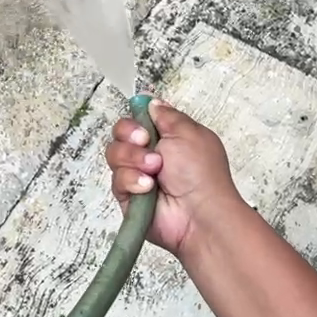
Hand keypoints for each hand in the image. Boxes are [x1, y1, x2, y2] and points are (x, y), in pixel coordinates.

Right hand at [104, 99, 245, 257]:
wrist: (198, 213)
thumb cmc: (201, 174)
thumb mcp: (189, 133)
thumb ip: (167, 115)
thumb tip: (151, 103)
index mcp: (166, 137)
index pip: (137, 119)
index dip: (136, 120)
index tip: (146, 128)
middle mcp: (149, 154)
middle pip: (120, 134)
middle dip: (130, 136)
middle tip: (146, 144)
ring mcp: (137, 174)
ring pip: (114, 154)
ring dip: (133, 159)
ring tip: (154, 171)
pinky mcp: (127, 195)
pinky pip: (116, 179)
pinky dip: (132, 181)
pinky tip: (148, 188)